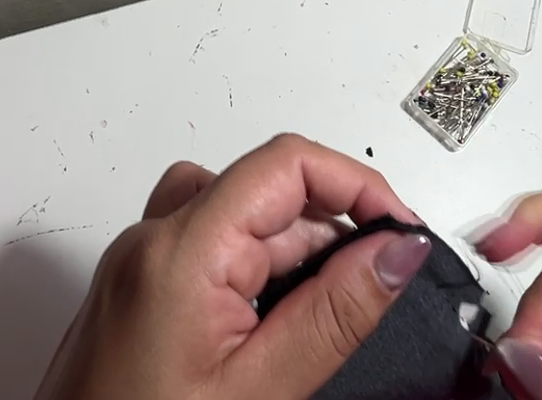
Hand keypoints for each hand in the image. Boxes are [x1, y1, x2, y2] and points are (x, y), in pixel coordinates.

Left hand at [32, 134, 433, 399]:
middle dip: (332, 226)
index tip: (400, 225)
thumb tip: (395, 252)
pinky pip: (214, 239)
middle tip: (375, 283)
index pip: (285, 164)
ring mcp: (141, 259)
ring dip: (298, 247)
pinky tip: (276, 318)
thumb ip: (334, 314)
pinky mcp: (141, 281)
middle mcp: (151, 238)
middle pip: (266, 188)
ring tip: (324, 314)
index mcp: (178, 250)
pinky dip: (260, 263)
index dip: (355, 183)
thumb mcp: (259, 391)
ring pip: (242, 211)